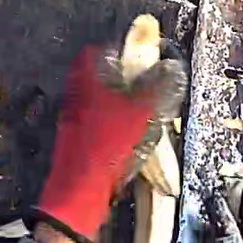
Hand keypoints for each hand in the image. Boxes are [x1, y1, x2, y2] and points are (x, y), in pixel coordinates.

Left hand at [32, 45, 183, 242]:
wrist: (78, 190)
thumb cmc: (105, 148)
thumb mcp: (140, 113)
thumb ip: (157, 88)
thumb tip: (171, 69)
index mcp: (84, 81)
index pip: (95, 52)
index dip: (117, 53)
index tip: (135, 59)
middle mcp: (74, 96)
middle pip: (97, 77)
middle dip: (122, 82)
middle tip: (142, 88)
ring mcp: (71, 119)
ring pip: (97, 102)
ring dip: (118, 106)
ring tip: (140, 116)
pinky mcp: (74, 141)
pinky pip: (96, 125)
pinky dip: (112, 127)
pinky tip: (128, 140)